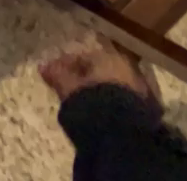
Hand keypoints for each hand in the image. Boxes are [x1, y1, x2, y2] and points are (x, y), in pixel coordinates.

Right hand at [39, 42, 153, 103]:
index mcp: (105, 55)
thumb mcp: (69, 86)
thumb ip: (56, 74)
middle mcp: (123, 65)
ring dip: (96, 89)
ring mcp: (136, 86)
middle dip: (82, 76)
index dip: (64, 64)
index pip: (80, 56)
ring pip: (109, 83)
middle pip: (97, 68)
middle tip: (67, 85)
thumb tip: (42, 67)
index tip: (52, 73)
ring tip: (82, 100)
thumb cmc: (92, 101)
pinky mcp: (143, 106)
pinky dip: (107, 100)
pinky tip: (98, 110)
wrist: (122, 130)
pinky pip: (119, 98)